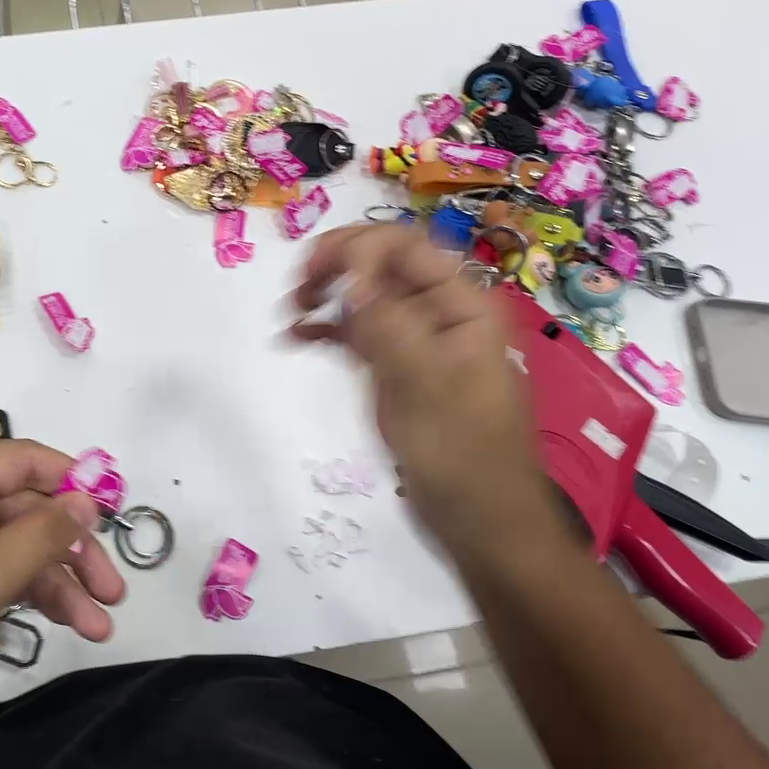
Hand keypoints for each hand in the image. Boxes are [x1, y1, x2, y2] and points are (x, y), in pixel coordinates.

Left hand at [0, 440, 125, 722]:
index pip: (21, 460)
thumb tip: (89, 499)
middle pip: (29, 506)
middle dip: (73, 547)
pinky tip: (77, 622)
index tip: (114, 509)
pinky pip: (10, 570)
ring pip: (25, 543)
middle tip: (114, 587)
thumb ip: (43, 533)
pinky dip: (42, 593)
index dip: (70, 479)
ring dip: (65, 579)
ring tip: (103, 622)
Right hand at [288, 224, 556, 555]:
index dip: (359, 250)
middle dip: (335, 264)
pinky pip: (354, 330)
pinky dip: (323, 328)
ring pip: (362, 292)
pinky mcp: (392, 365)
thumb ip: (390, 325)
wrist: (479, 521)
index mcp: (462, 305)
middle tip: (297, 287)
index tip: (322, 284)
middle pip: (380, 261)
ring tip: (289, 311)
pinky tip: (294, 337)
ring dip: (323, 292)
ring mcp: (413, 338)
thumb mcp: (426, 388)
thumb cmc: (463, 456)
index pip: (405, 246)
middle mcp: (437, 311)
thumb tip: (349, 274)